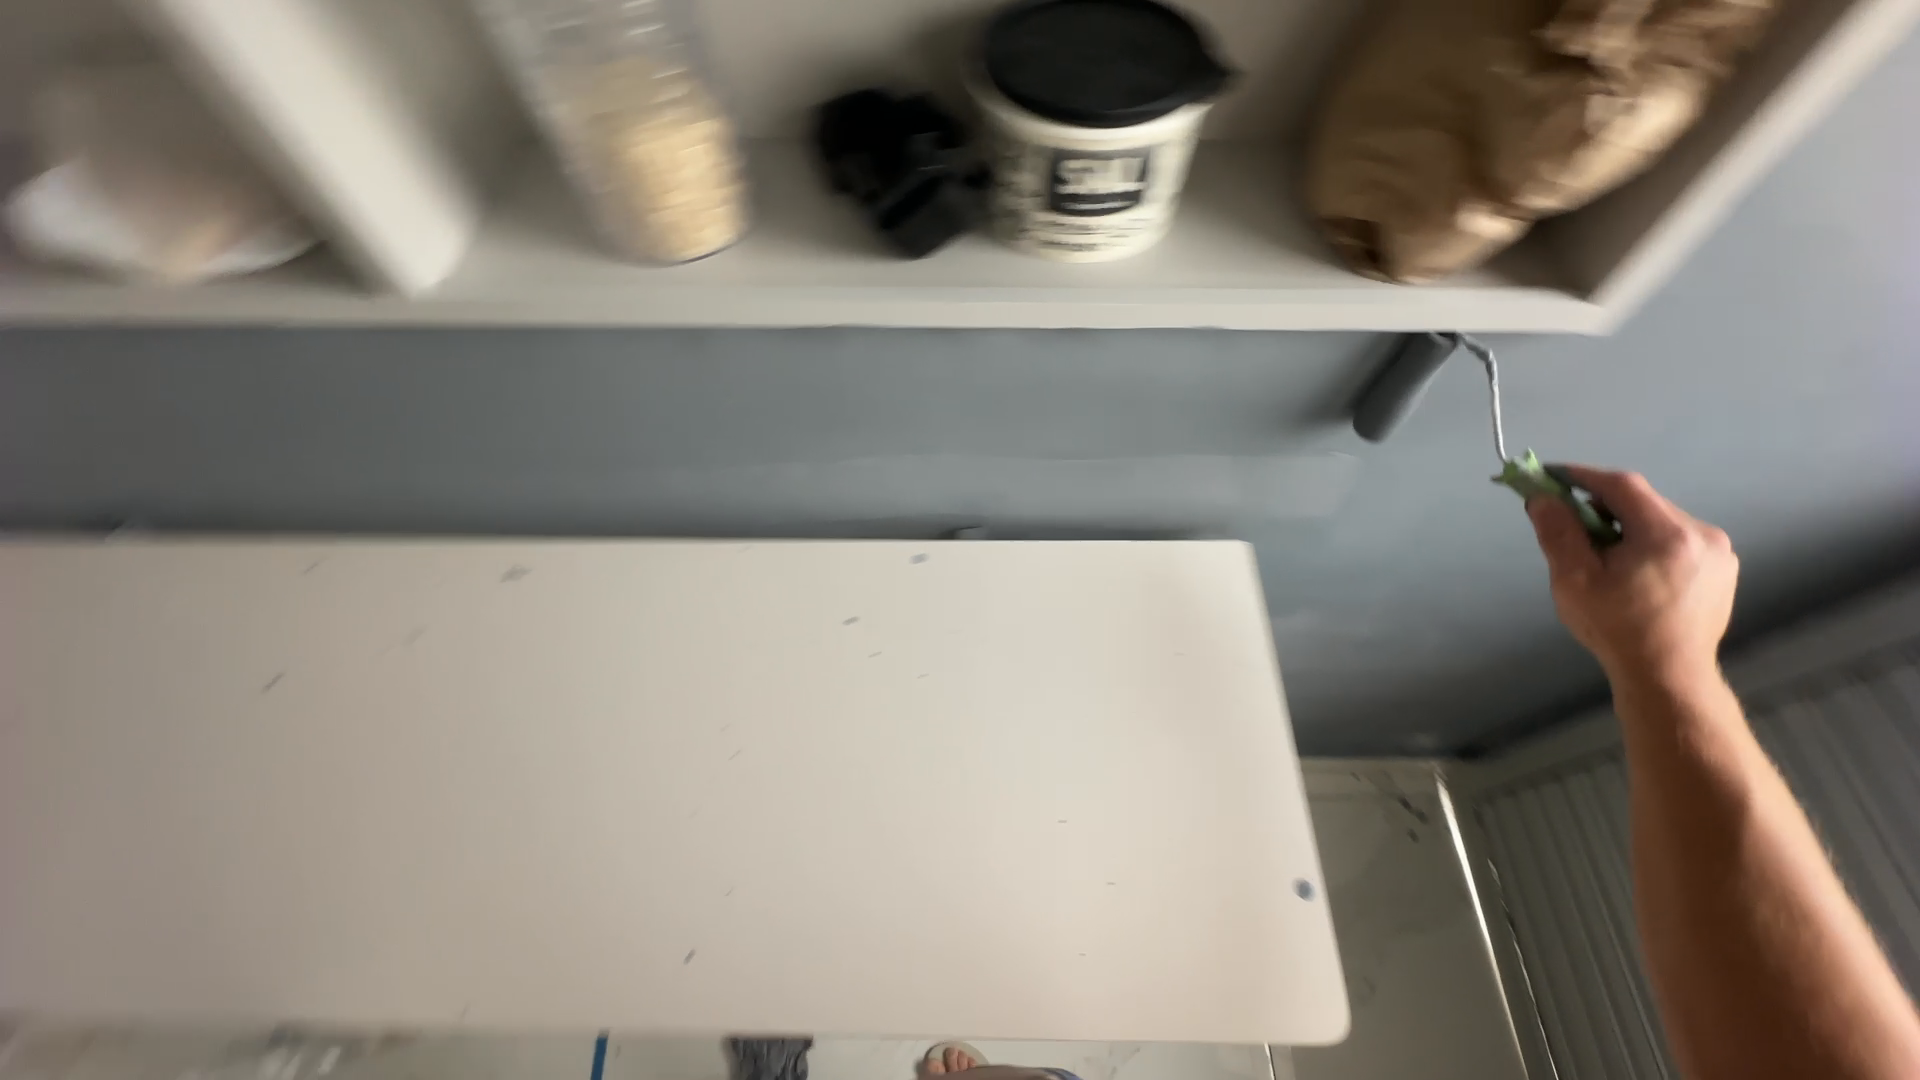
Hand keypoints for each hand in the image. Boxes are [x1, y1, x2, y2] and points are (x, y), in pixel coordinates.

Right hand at [1527, 466, 1738, 687]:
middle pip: (1641, 503)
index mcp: (1667, 534)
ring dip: (1623, 525)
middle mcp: (1702, 533)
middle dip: (1599, 506)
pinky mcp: (1721, 569)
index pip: (1621, 485)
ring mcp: (1718, 552)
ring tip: (1598, 555)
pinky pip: (1675, 540)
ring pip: (1658, 521)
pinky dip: (1645, 542)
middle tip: (1566, 524)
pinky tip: (1628, 569)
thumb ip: (1558, 533)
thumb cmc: (1615, 626)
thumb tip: (1541, 498)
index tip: (1548, 475)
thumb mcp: (1573, 579)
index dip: (1582, 475)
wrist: (1667, 673)